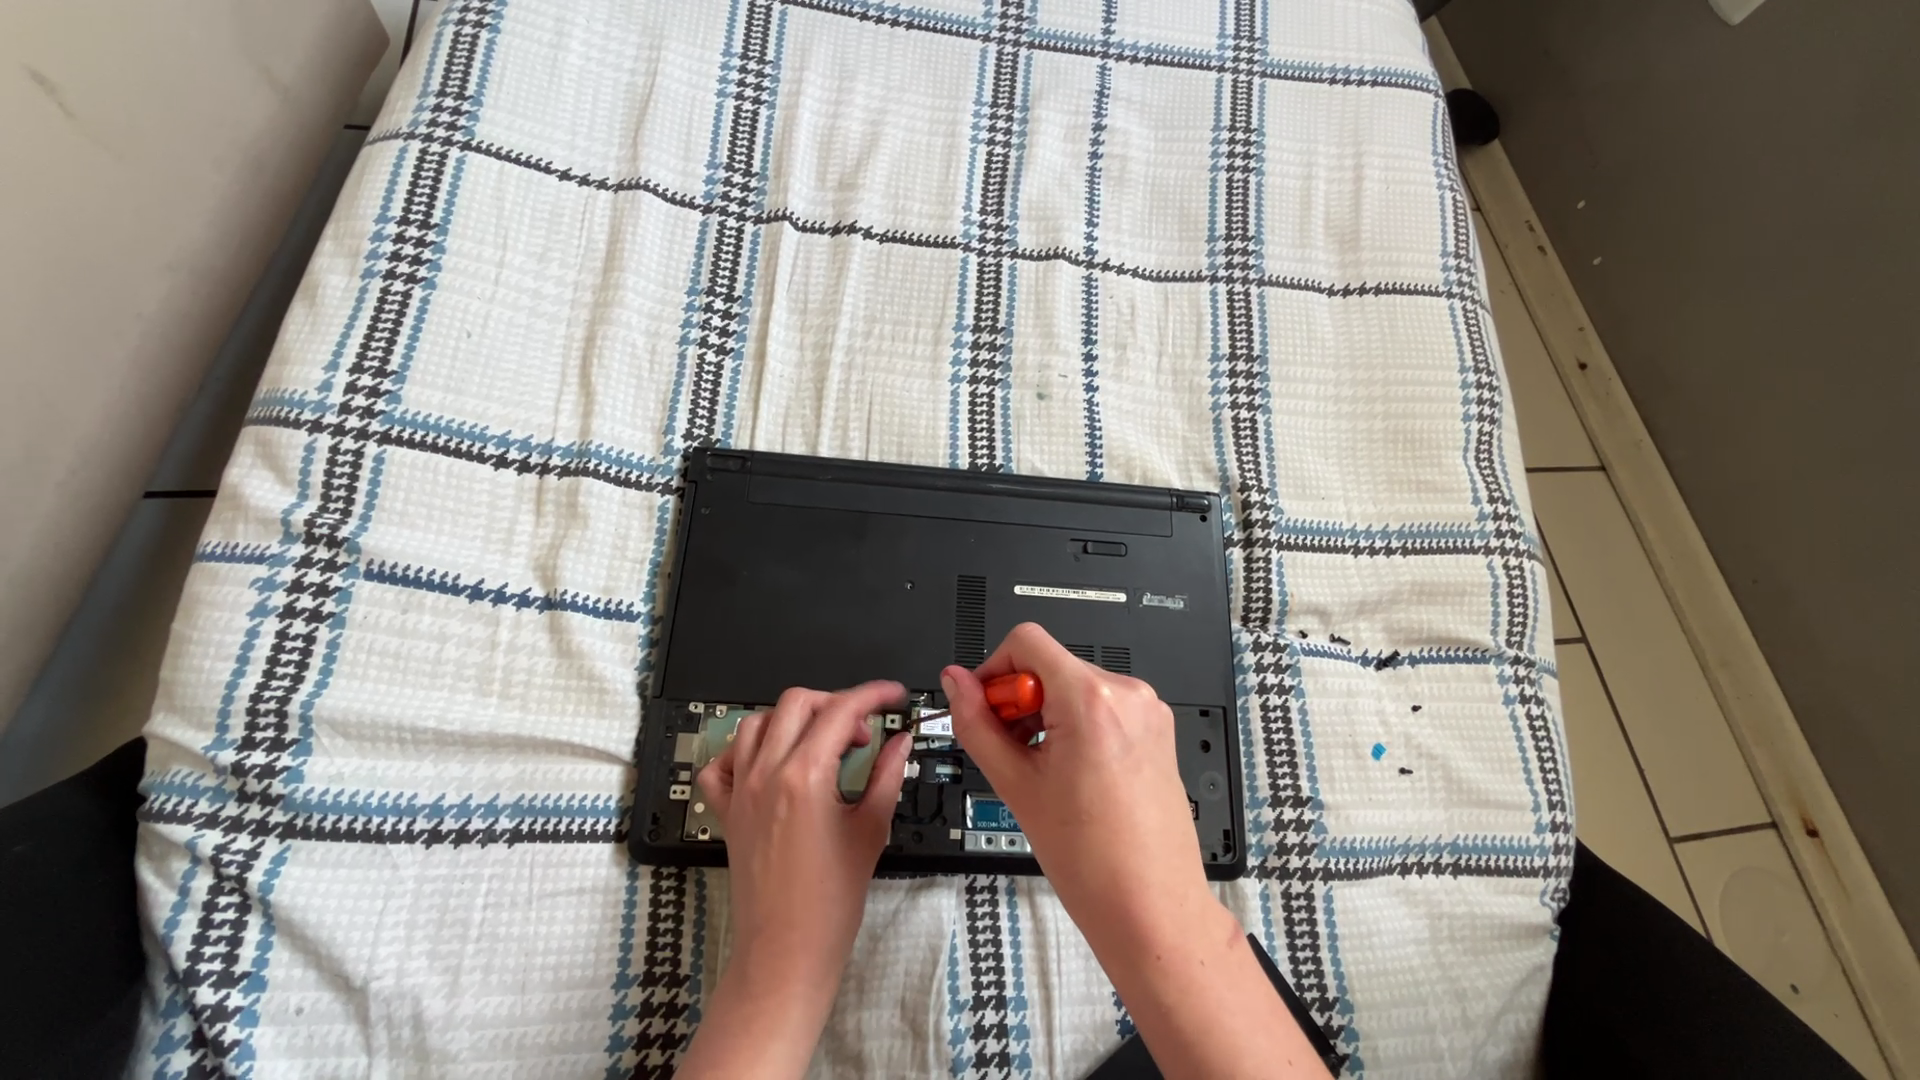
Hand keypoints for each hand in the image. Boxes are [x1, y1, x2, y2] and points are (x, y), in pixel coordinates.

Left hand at [676, 682, 911, 1079]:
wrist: (786, 952)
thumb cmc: (829, 902)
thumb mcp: (871, 830)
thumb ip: (887, 775)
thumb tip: (900, 742)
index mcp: (805, 776)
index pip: (840, 710)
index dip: (872, 695)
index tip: (892, 695)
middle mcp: (766, 774)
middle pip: (797, 702)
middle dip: (836, 704)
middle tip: (862, 731)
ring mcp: (741, 791)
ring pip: (757, 722)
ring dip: (793, 720)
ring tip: (821, 744)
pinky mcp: (726, 812)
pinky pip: (722, 763)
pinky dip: (744, 751)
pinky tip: (771, 763)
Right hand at [942, 624, 1216, 956]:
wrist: (1151, 908)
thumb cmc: (1095, 860)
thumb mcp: (1015, 784)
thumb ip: (977, 723)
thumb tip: (957, 683)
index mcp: (1092, 700)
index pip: (1026, 642)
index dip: (993, 671)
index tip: (985, 708)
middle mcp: (1128, 695)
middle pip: (1050, 664)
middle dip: (1018, 699)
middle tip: (1006, 747)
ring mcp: (1148, 711)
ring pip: (1075, 685)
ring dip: (1045, 713)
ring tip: (1037, 768)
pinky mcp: (1157, 730)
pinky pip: (1102, 705)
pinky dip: (1074, 724)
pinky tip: (1066, 770)